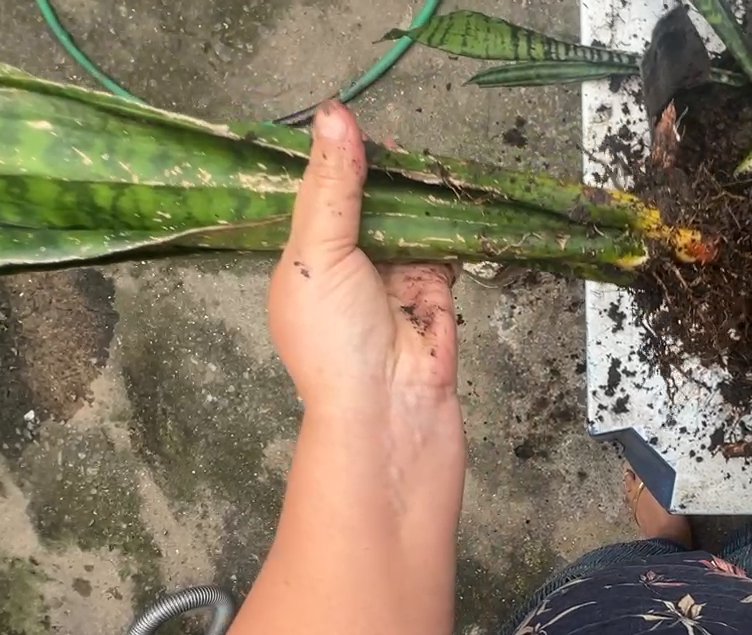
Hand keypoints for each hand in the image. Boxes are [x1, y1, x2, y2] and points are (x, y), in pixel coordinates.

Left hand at [267, 100, 460, 472]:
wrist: (390, 405)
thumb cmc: (335, 338)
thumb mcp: (316, 252)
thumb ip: (331, 185)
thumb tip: (335, 112)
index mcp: (303, 259)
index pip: (314, 195)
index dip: (328, 159)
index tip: (342, 118)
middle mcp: (348, 263)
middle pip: (363, 201)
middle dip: (376, 169)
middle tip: (388, 134)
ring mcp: (394, 275)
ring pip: (405, 218)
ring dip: (414, 191)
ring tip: (419, 152)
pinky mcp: (435, 287)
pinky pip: (442, 243)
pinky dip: (447, 221)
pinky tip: (448, 188)